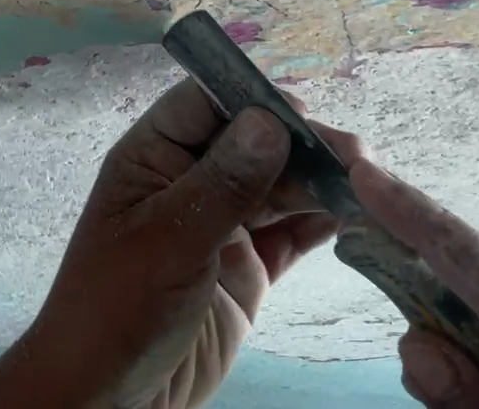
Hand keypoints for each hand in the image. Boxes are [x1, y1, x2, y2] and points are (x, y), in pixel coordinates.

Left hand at [0, 80, 359, 408]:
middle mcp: (187, 181)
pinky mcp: (243, 267)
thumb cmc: (121, 303)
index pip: (202, 105)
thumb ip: (223, 184)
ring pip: (273, 187)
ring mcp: (217, 224)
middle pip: (247, 144)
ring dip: (315, 182)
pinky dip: (317, 224)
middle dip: (297, 143)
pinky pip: (286, 235)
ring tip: (366, 181)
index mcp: (152, 157)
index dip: (249, 98)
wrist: (112, 393)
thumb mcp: (171, 239)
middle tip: (355, 154)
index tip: (303, 109)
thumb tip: (269, 121)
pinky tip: (350, 217)